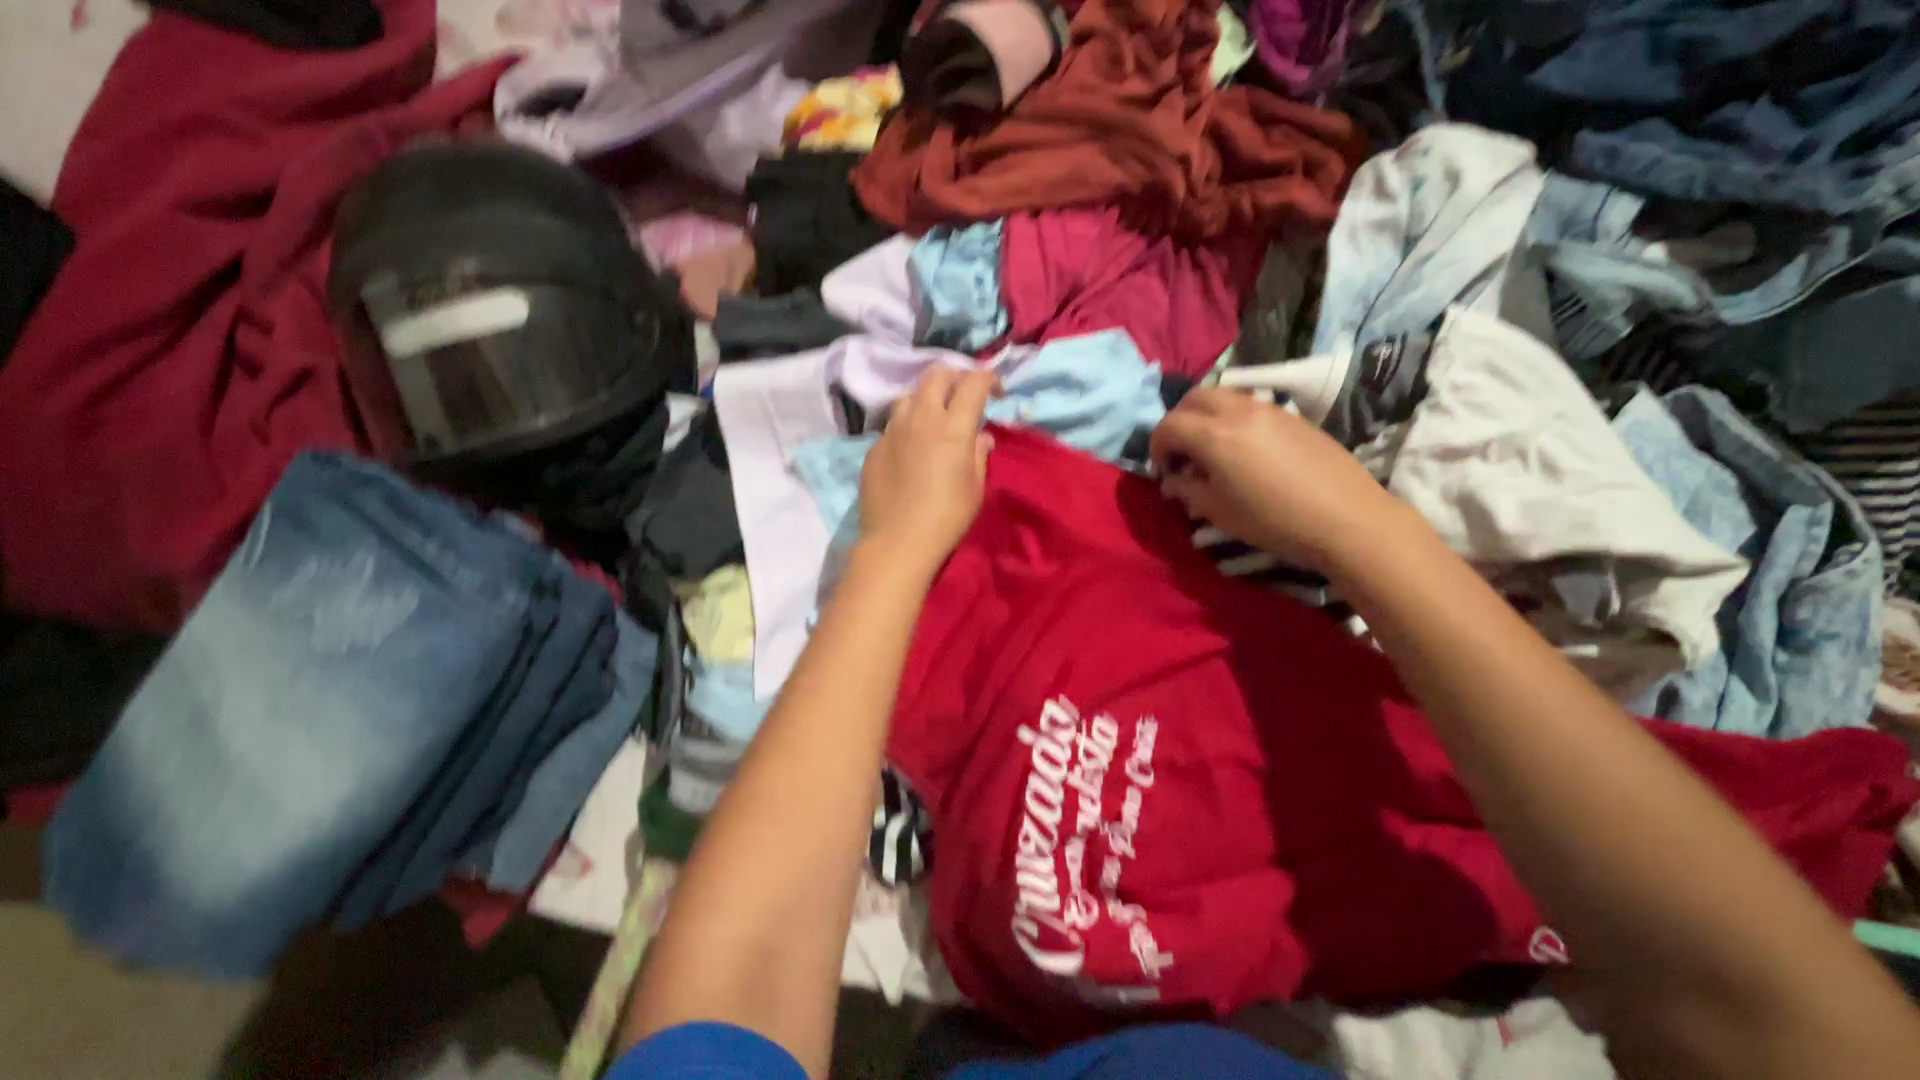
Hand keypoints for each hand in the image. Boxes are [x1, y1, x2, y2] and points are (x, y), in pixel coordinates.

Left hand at [856, 367, 997, 575]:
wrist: (897, 542)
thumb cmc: (947, 517)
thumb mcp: (975, 487)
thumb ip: (979, 453)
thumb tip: (980, 436)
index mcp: (953, 426)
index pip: (973, 382)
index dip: (988, 378)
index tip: (996, 390)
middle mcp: (921, 418)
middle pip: (937, 375)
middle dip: (955, 376)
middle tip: (965, 394)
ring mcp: (892, 430)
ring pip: (910, 395)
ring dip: (927, 397)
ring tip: (935, 415)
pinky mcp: (874, 446)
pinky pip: (893, 424)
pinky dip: (908, 425)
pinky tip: (912, 446)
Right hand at [1149, 387, 1412, 573]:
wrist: (1346, 519)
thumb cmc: (1273, 521)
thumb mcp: (1219, 512)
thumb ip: (1188, 489)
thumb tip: (1174, 479)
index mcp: (1213, 435)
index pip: (1169, 425)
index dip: (1157, 447)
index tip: (1164, 471)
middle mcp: (1238, 411)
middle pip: (1194, 398)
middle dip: (1179, 421)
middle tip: (1182, 453)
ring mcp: (1269, 409)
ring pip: (1224, 396)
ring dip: (1207, 417)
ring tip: (1212, 451)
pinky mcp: (1293, 416)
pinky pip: (1250, 407)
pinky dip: (1233, 420)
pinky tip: (1245, 452)